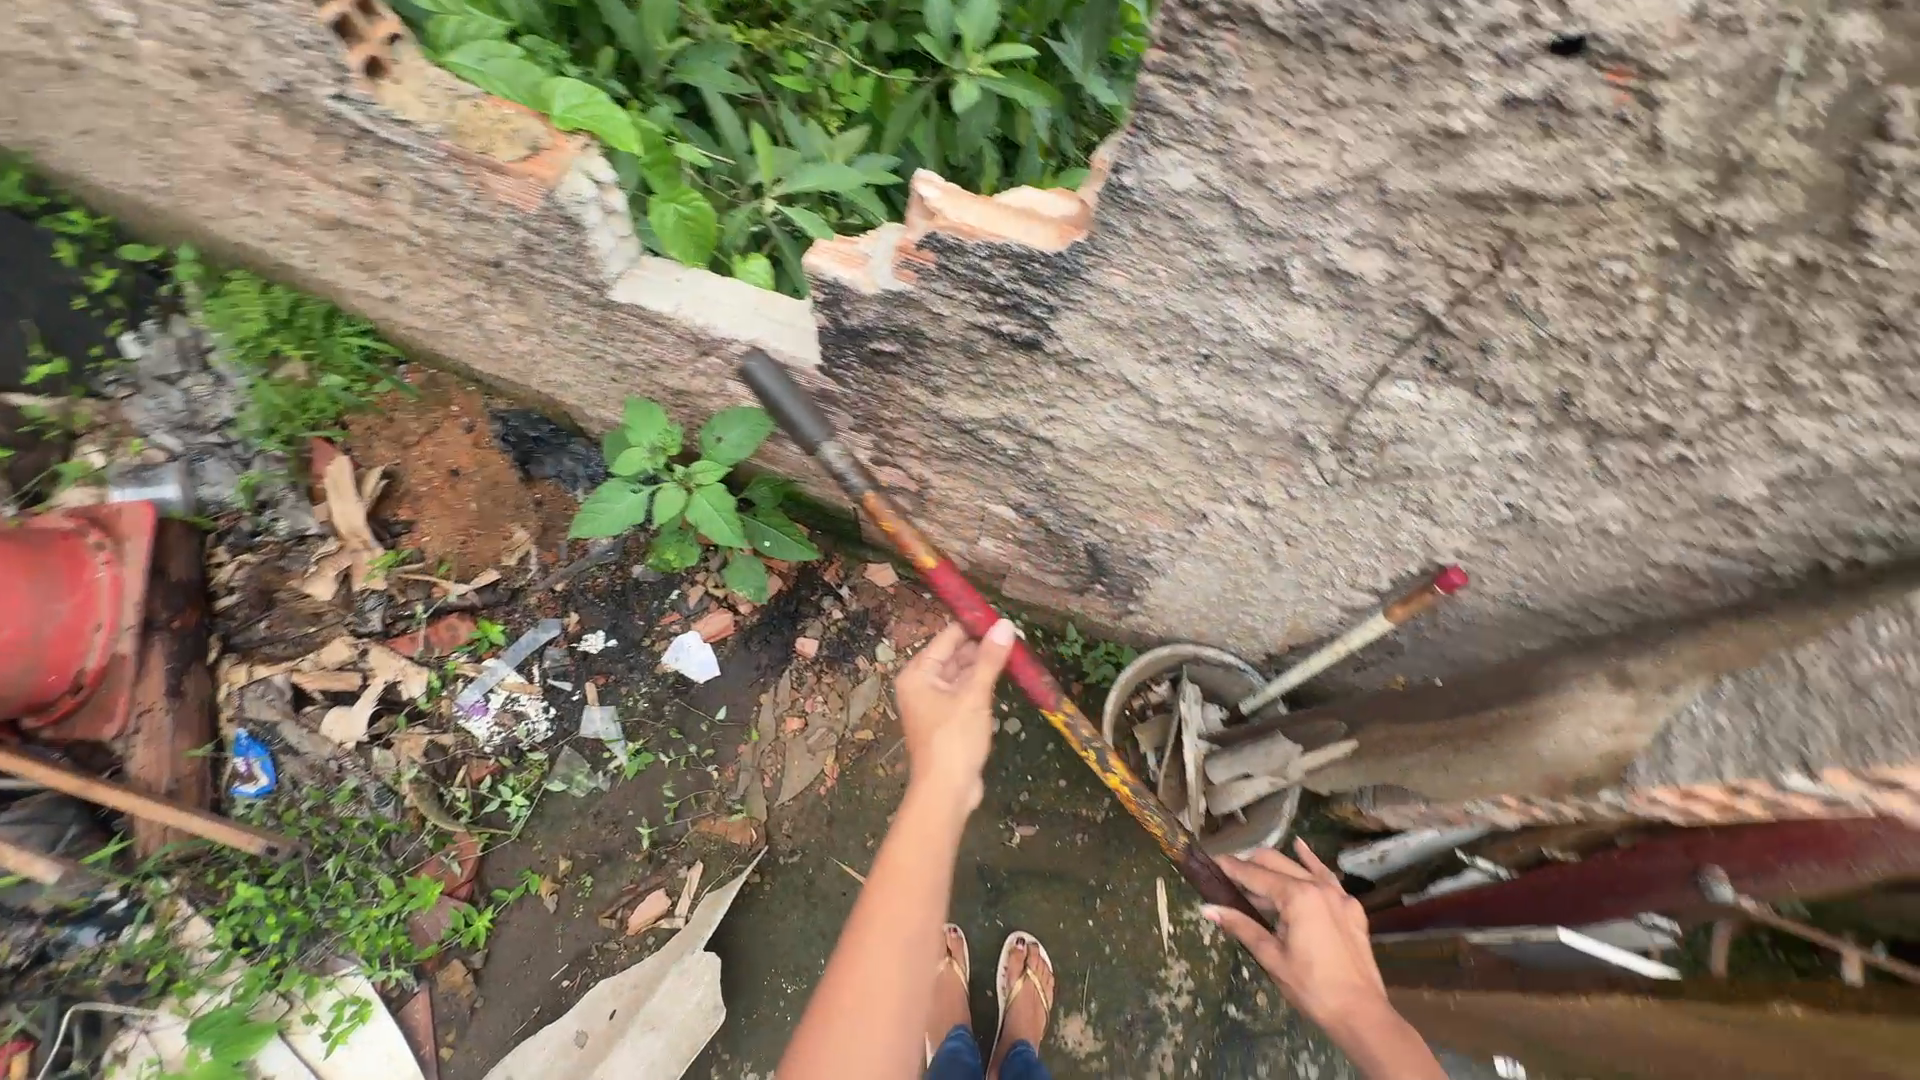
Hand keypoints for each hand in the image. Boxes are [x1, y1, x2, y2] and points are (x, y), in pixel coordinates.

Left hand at [893, 620, 1016, 810]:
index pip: (946, 638)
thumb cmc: (954, 740)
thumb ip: (990, 659)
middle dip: (981, 646)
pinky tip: (1002, 677)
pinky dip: (981, 685)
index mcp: (918, 674)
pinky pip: (964, 693)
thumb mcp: (974, 695)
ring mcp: (933, 703)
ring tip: (1013, 650)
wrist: (946, 791)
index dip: (972, 625)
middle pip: (953, 655)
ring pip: (961, 674)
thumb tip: (1004, 625)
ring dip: (984, 665)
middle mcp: (921, 684)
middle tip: (1012, 633)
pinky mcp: (947, 720)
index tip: (999, 615)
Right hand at [1202, 838, 1389, 1032]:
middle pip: (1275, 863)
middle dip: (1250, 865)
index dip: (1230, 867)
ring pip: (1299, 867)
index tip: (1211, 860)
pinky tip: (1300, 846)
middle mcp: (1317, 886)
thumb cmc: (1312, 987)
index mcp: (1296, 896)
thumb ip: (1240, 926)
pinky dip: (1310, 862)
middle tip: (1228, 873)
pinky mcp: (1351, 907)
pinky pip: (1326, 876)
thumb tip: (1207, 908)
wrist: (1362, 1014)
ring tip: (1253, 871)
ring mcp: (1338, 895)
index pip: (1254, 875)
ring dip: (1274, 867)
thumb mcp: (1271, 957)